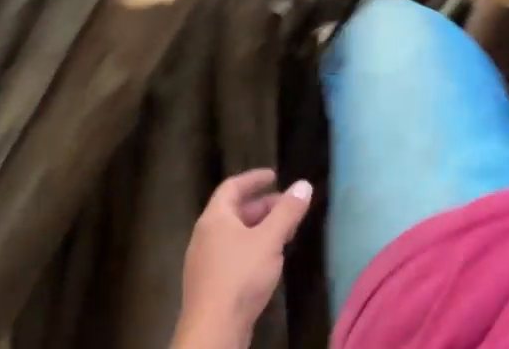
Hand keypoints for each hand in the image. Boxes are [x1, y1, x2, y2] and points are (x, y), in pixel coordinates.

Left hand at [174, 170, 312, 348]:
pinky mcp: (209, 284)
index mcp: (214, 220)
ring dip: (260, 227)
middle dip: (263, 205)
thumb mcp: (271, 238)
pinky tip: (269, 259)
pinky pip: (232, 253)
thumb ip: (288, 210)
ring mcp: (204, 262)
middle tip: (289, 207)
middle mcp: (204, 237)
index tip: (275, 175)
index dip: (254, 178)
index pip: (232, 187)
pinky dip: (252, 246)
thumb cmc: (241, 276)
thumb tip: (303, 185)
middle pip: (234, 211)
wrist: (213, 333)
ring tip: (285, 232)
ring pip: (234, 234)